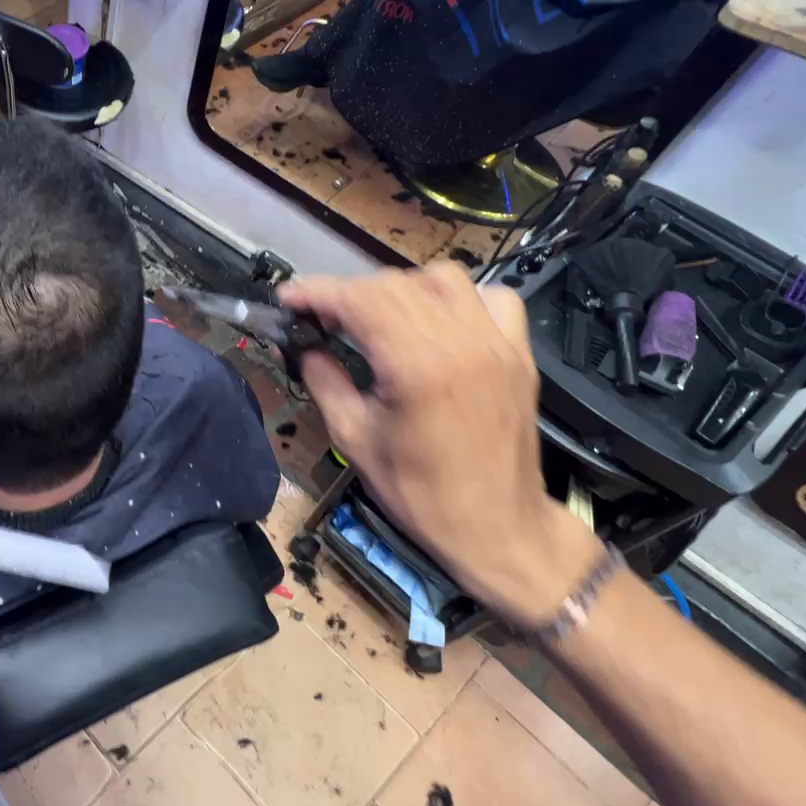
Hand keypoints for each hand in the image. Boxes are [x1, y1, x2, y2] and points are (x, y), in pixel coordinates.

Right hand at [279, 263, 600, 630]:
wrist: (497, 528)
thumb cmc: (419, 493)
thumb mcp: (354, 439)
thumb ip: (325, 381)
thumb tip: (302, 346)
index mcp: (418, 367)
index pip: (361, 300)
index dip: (317, 292)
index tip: (288, 298)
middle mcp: (462, 343)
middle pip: (394, 284)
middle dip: (348, 293)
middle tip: (321, 318)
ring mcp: (497, 343)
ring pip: (442, 278)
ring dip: (399, 287)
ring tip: (376, 316)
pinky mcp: (518, 353)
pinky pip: (491, 297)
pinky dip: (458, 297)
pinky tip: (436, 321)